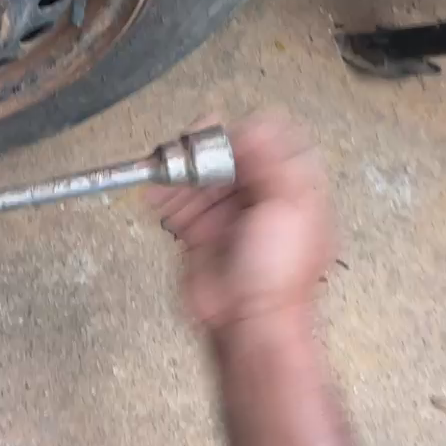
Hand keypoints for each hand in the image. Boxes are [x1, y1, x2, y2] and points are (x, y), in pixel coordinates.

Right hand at [146, 113, 332, 331]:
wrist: (247, 319)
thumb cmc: (279, 276)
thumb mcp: (290, 207)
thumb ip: (273, 163)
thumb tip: (253, 126)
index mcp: (289, 186)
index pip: (265, 140)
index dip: (240, 133)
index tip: (220, 137)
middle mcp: (257, 197)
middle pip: (222, 155)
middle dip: (199, 152)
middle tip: (185, 153)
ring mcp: (225, 214)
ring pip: (195, 176)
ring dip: (176, 172)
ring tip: (164, 173)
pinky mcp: (197, 231)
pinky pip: (174, 202)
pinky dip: (160, 193)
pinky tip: (155, 190)